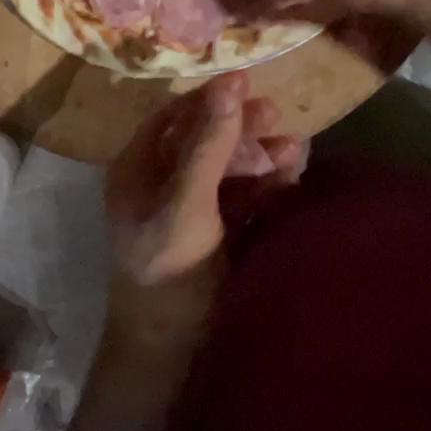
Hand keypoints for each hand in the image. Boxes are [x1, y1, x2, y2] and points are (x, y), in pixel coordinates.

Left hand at [105, 73, 304, 290]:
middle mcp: (159, 183)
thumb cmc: (169, 270)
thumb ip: (207, 146)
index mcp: (137, 170)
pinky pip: (241, 195)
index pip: (171, 117)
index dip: (208, 98)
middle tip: (277, 116)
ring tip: (294, 151)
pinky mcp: (213, 233)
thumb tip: (230, 85)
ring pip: (227, 166)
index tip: (246, 83)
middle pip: (203, 139)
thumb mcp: (186, 204)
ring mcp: (188, 209)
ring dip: (259, 154)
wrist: (172, 347)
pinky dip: (265, 183)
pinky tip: (290, 176)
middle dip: (241, 127)